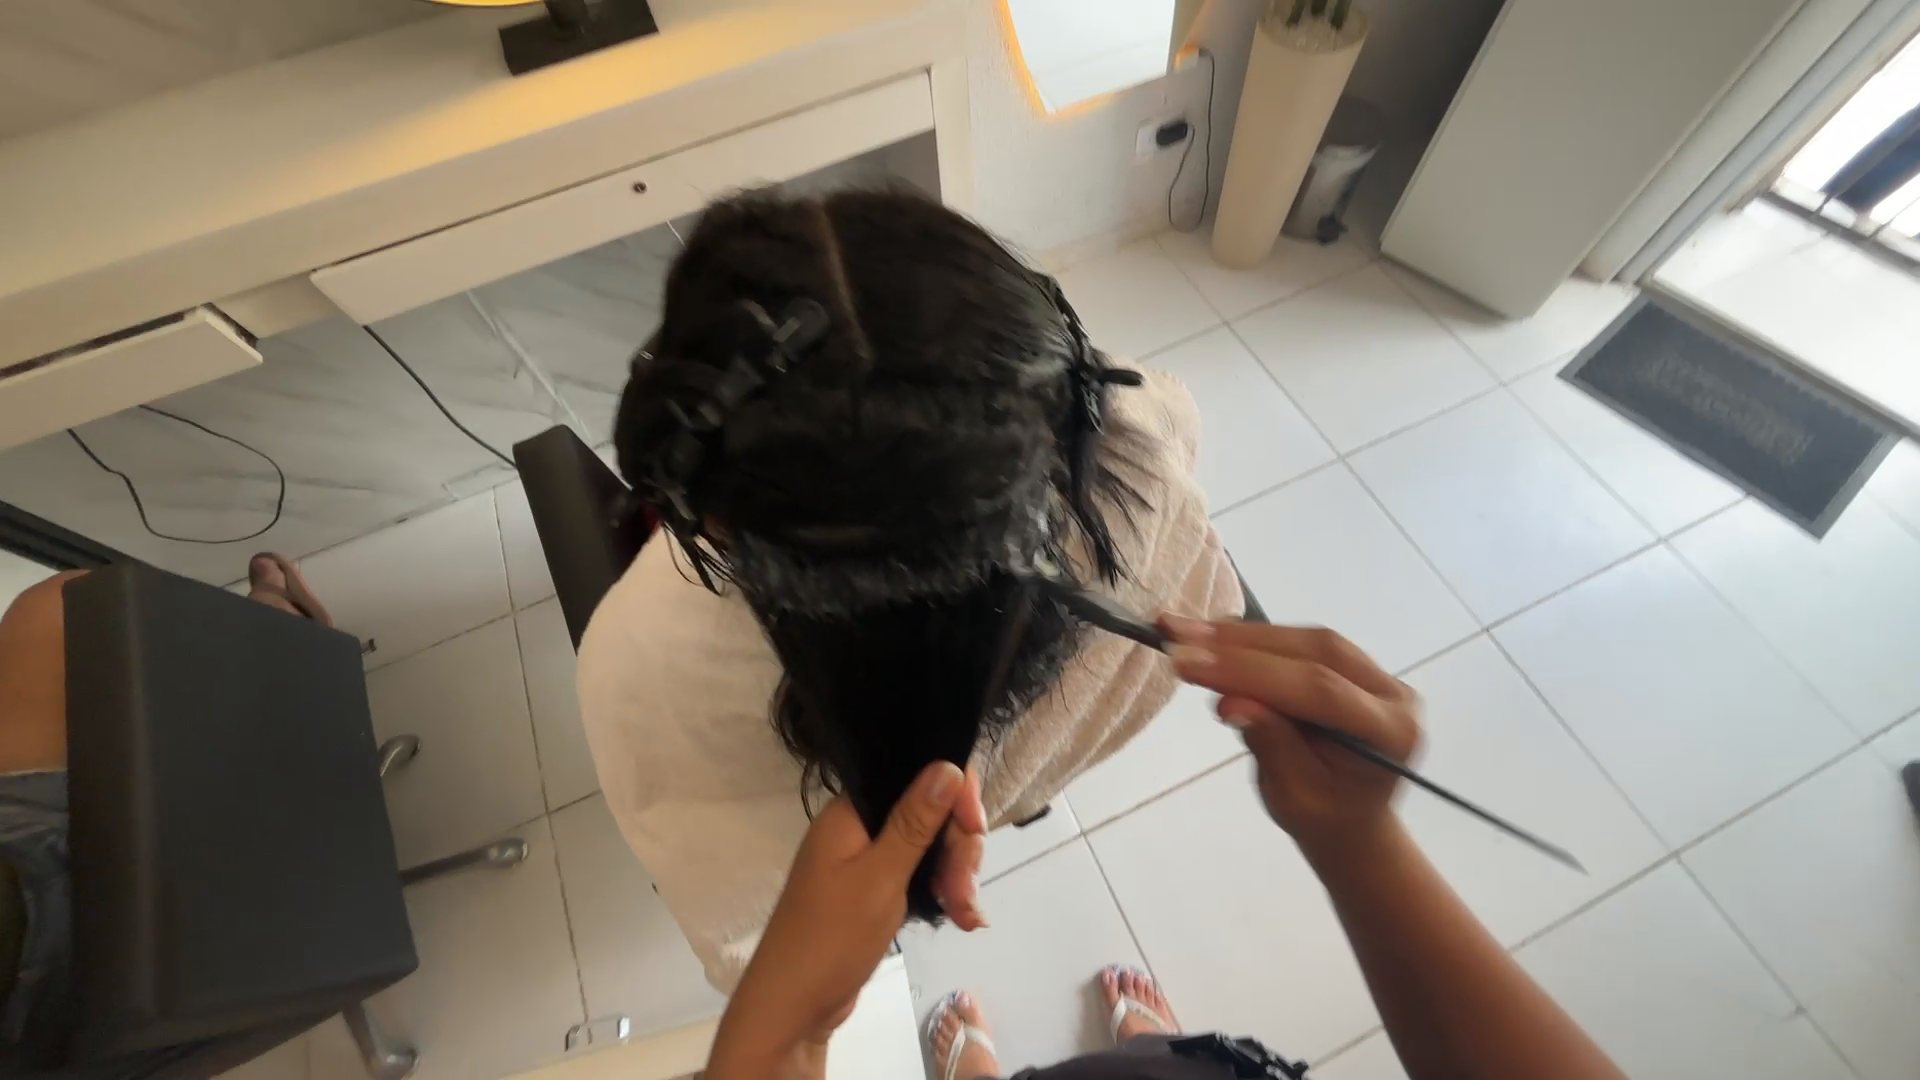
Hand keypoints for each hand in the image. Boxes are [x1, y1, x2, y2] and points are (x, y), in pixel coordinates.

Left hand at [708, 761, 977, 1079]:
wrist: (790, 1012)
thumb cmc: (830, 940)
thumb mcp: (880, 878)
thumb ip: (915, 821)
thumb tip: (948, 764)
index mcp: (853, 810)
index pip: (917, 775)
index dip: (955, 795)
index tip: (974, 829)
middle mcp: (860, 825)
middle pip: (930, 811)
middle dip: (958, 848)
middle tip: (966, 891)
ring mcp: (867, 857)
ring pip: (930, 845)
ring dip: (955, 875)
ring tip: (967, 916)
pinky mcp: (875, 886)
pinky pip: (920, 872)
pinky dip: (942, 891)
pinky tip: (961, 916)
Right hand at [1161, 618, 1420, 862]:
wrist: (1349, 820)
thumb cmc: (1321, 818)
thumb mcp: (1292, 797)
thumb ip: (1270, 744)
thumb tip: (1230, 701)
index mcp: (1390, 732)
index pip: (1317, 689)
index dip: (1249, 673)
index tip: (1188, 665)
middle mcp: (1390, 692)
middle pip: (1310, 651)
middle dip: (1237, 644)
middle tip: (1177, 636)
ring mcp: (1373, 672)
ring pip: (1300, 638)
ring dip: (1237, 635)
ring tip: (1181, 632)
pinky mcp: (1347, 662)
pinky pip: (1294, 640)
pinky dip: (1248, 638)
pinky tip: (1210, 635)